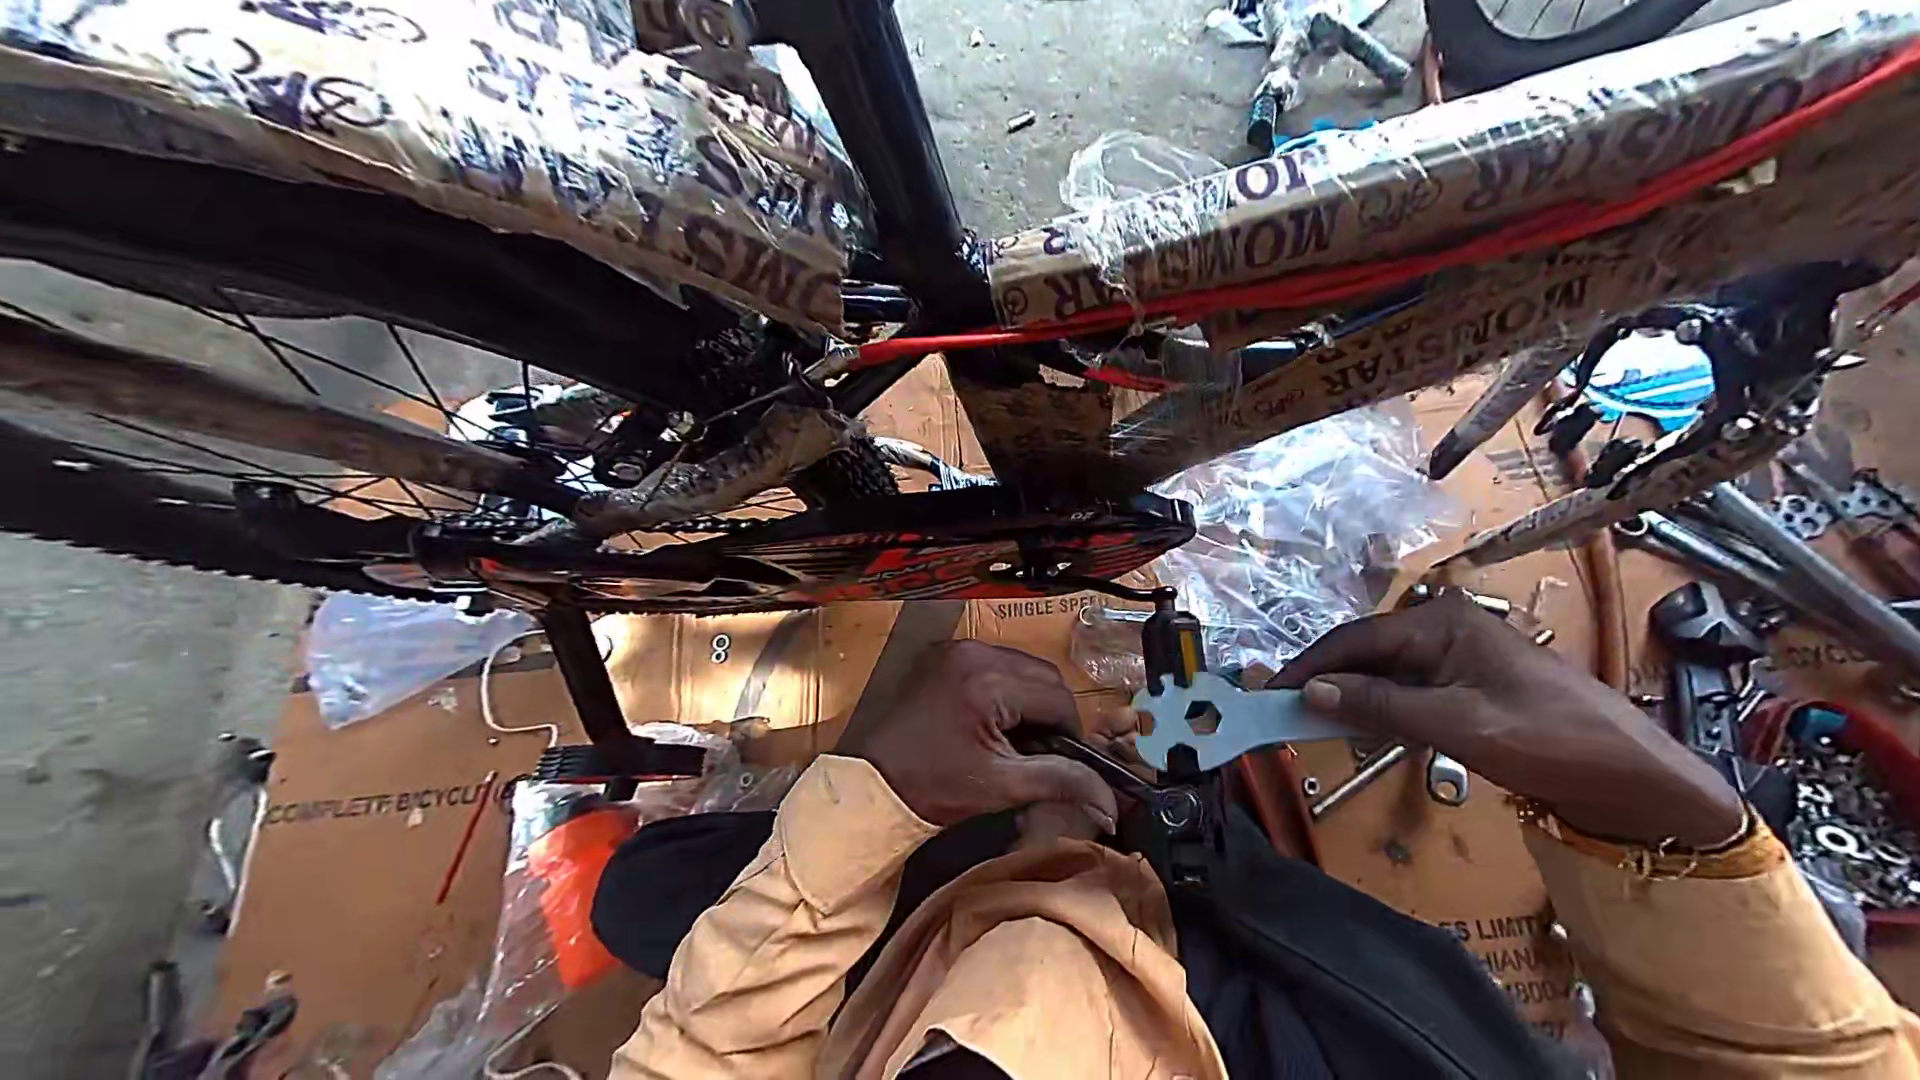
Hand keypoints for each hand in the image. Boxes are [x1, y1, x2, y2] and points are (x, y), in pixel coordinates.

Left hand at [835, 641, 1119, 830]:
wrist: (873, 782)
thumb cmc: (932, 786)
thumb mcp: (1002, 786)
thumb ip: (1061, 781)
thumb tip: (1109, 800)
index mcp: (988, 681)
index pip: (1059, 697)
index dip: (1069, 732)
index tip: (1062, 760)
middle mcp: (975, 653)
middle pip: (1043, 675)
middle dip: (1051, 713)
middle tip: (1039, 750)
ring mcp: (958, 649)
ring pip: (1023, 667)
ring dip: (1030, 698)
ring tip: (1015, 737)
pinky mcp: (947, 654)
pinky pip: (996, 663)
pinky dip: (1006, 687)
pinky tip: (994, 719)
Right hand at [1269, 593, 1742, 847]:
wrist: (1636, 781)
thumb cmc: (1549, 740)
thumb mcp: (1455, 724)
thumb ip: (1378, 704)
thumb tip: (1312, 692)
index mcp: (1440, 623)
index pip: (1355, 639)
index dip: (1311, 666)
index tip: (1274, 691)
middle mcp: (1441, 629)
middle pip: (1365, 653)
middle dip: (1328, 681)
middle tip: (1289, 710)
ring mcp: (1453, 656)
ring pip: (1381, 673)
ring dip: (1351, 698)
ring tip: (1316, 721)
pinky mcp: (1462, 683)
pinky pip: (1404, 690)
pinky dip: (1379, 709)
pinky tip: (1362, 727)